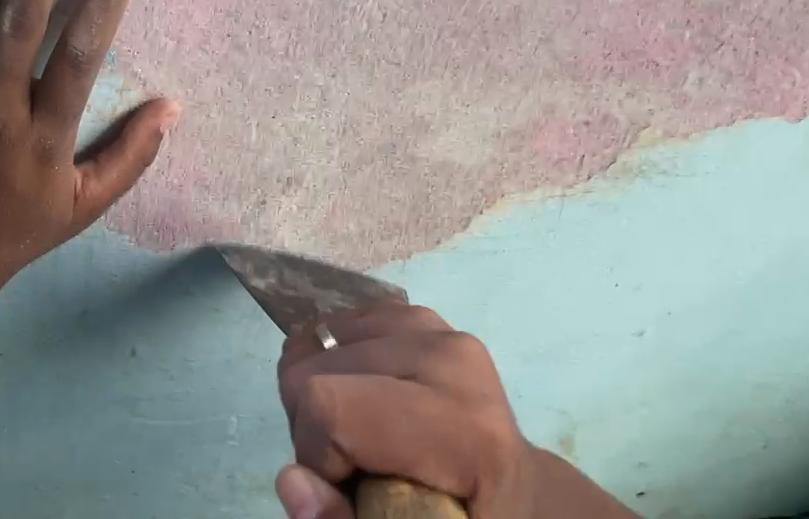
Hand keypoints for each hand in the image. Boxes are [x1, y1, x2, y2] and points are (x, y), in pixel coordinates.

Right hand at [274, 302, 535, 518]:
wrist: (517, 496)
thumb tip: (292, 482)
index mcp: (465, 433)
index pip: (331, 406)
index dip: (313, 454)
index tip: (343, 489)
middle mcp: (452, 359)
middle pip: (311, 369)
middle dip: (311, 423)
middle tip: (351, 465)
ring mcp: (434, 327)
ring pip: (315, 339)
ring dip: (317, 390)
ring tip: (360, 432)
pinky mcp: (416, 312)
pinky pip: (333, 323)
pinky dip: (330, 361)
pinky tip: (362, 395)